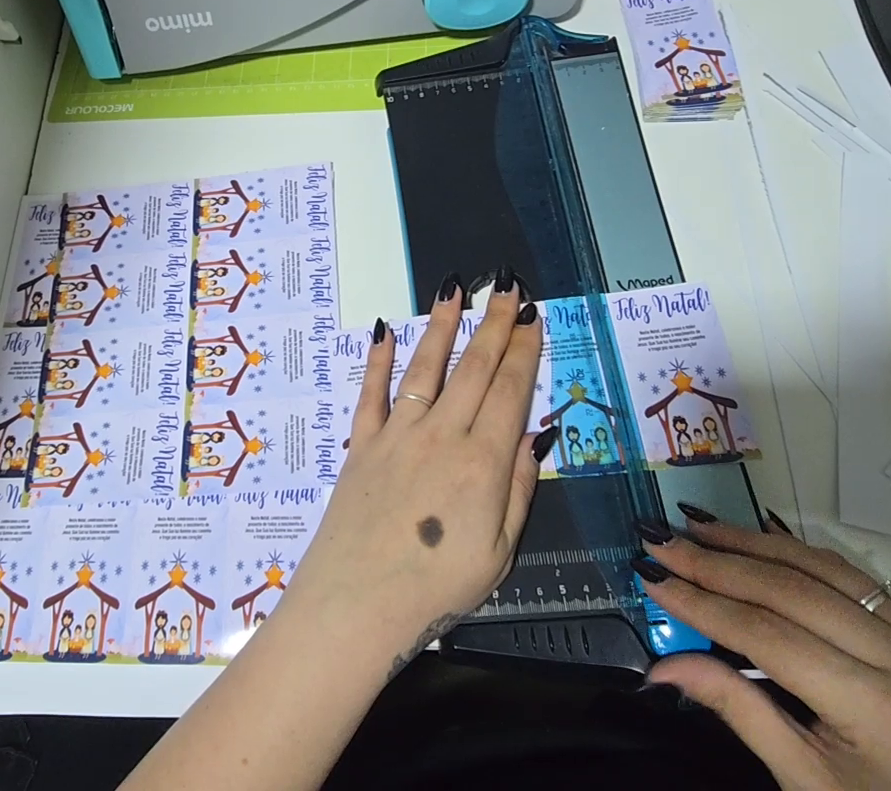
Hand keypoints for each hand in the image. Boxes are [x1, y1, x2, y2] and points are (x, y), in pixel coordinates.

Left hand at [278, 272, 545, 678]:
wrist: (356, 603)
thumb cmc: (436, 588)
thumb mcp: (499, 551)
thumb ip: (517, 488)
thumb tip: (534, 435)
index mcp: (482, 462)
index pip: (510, 391)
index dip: (525, 350)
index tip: (533, 316)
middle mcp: (441, 435)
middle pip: (473, 368)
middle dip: (495, 324)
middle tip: (507, 287)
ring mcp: (397, 434)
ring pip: (425, 368)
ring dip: (441, 326)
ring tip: (453, 290)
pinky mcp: (360, 444)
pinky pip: (371, 393)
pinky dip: (377, 361)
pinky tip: (383, 332)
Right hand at [638, 514, 890, 790]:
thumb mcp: (811, 787)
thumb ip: (738, 713)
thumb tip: (661, 668)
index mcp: (878, 711)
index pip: (767, 634)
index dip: (701, 602)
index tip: (650, 576)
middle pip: (792, 590)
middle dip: (716, 562)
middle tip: (660, 540)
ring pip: (825, 570)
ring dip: (754, 543)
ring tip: (697, 526)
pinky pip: (856, 581)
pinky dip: (799, 554)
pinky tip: (760, 542)